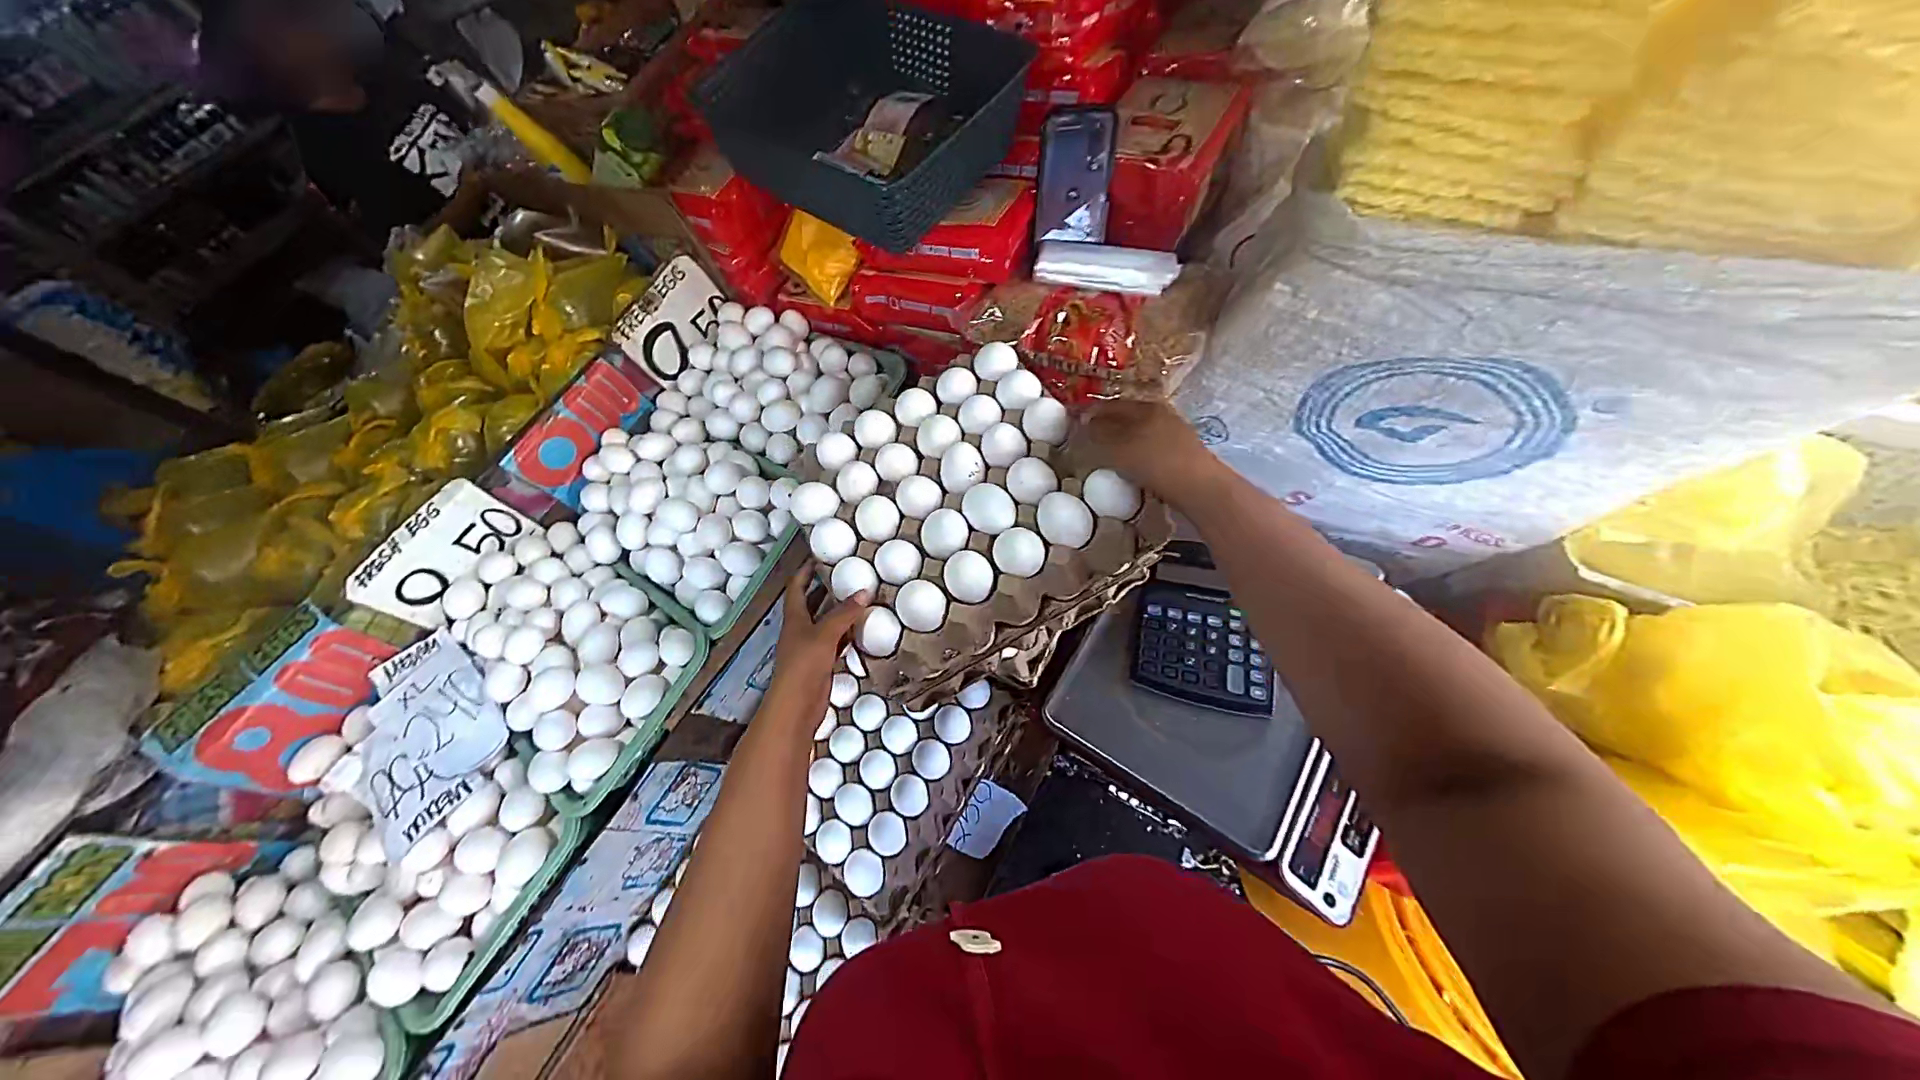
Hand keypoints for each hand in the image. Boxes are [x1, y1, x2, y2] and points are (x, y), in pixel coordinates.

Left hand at [769, 565, 869, 704]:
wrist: (796, 706)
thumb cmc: (803, 666)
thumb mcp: (825, 634)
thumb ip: (844, 614)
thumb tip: (864, 592)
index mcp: (794, 619)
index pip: (797, 588)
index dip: (805, 572)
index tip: (818, 558)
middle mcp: (800, 630)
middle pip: (812, 605)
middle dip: (826, 590)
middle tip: (847, 577)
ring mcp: (810, 648)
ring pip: (826, 624)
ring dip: (839, 613)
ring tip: (860, 599)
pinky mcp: (822, 664)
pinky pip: (836, 643)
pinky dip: (847, 634)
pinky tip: (861, 631)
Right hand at [1078, 398, 1220, 501]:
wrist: (1200, 488)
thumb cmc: (1156, 463)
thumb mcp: (1118, 448)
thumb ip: (1099, 434)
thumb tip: (1083, 422)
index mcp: (1145, 407)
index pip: (1111, 404)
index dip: (1091, 413)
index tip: (1075, 424)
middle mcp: (1162, 414)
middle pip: (1127, 417)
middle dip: (1107, 426)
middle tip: (1088, 441)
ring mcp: (1175, 433)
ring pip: (1140, 432)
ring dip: (1122, 441)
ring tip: (1107, 455)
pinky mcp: (1183, 453)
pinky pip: (1151, 447)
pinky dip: (1137, 453)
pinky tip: (1132, 466)